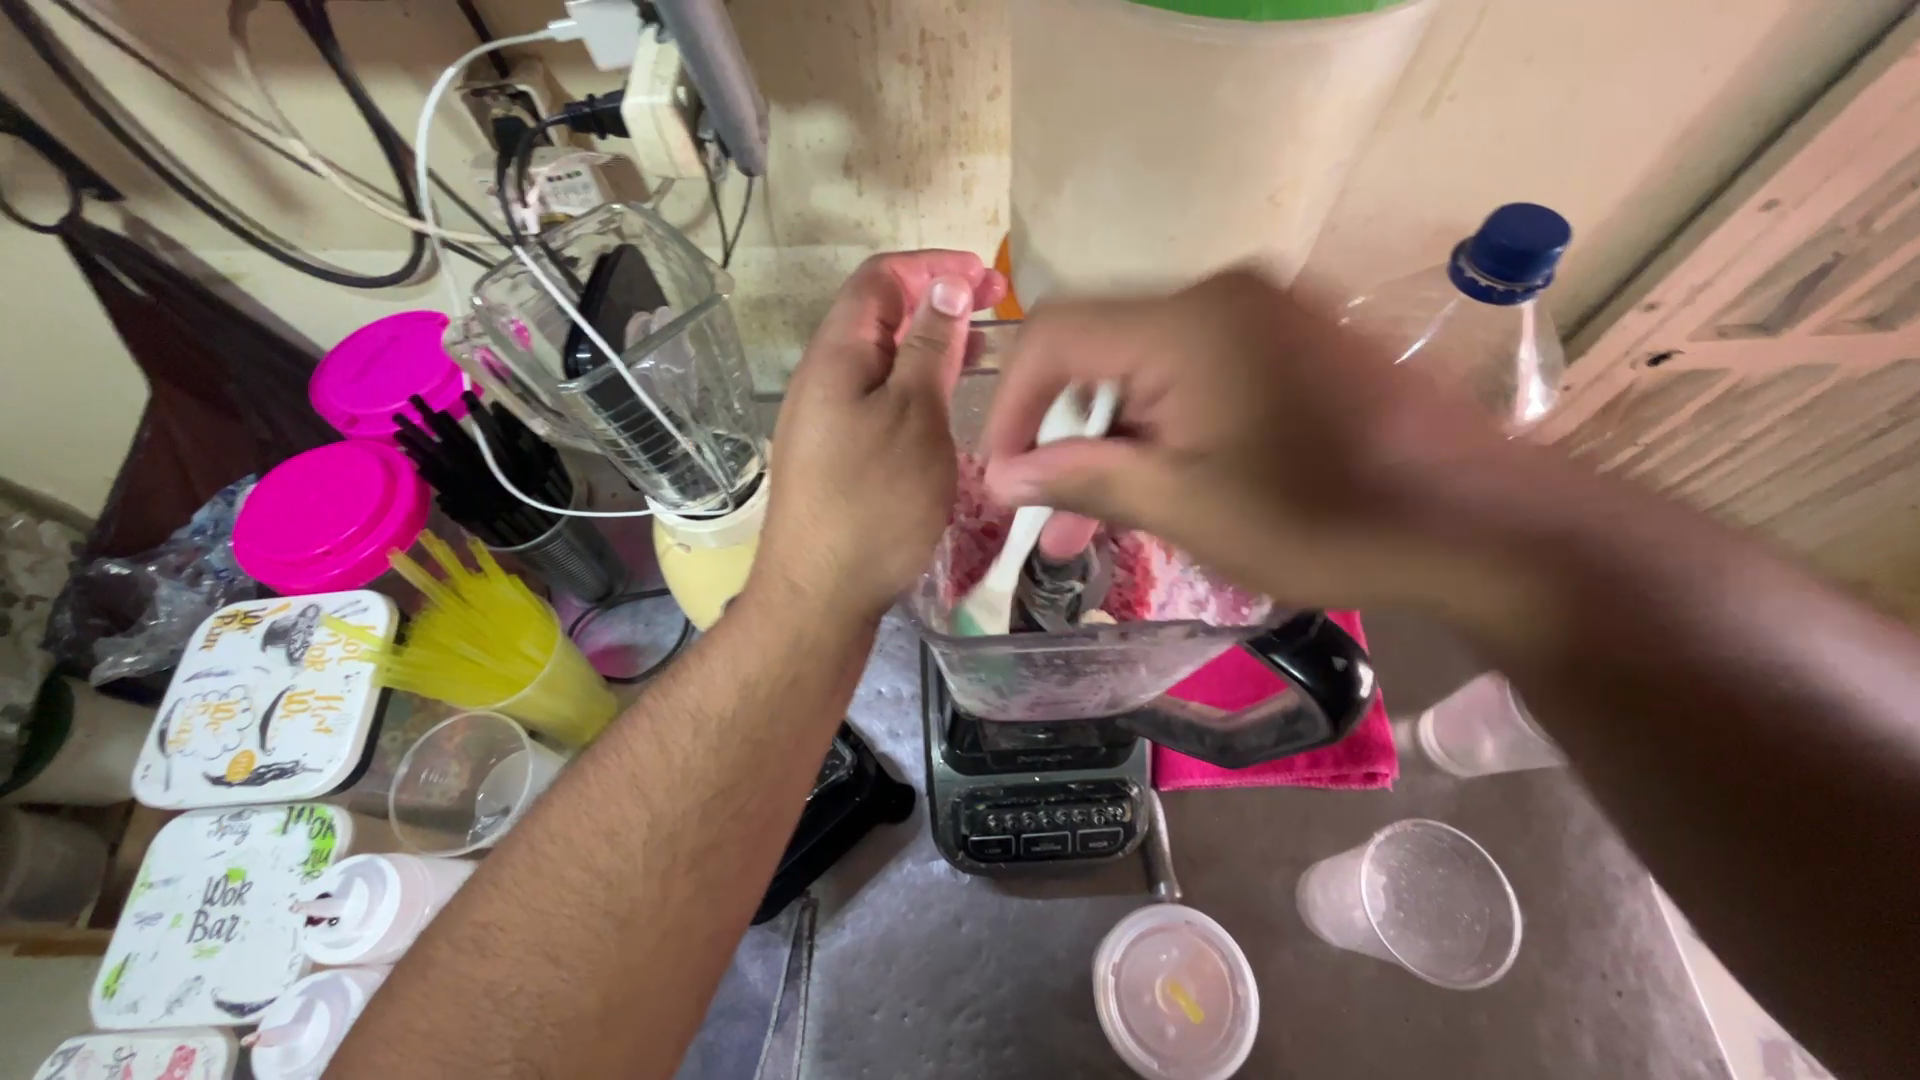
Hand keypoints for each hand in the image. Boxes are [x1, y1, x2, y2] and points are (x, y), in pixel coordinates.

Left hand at [751, 251, 1007, 621]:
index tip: (989, 280)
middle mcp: (823, 376)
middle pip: (879, 316)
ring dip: (929, 349)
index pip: (881, 277)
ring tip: (981, 360)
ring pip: (882, 361)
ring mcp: (825, 418)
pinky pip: (878, 400)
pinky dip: (915, 389)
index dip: (934, 266)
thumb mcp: (915, 417)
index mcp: (837, 353)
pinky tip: (945, 411)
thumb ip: (928, 347)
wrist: (819, 594)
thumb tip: (944, 286)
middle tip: (994, 317)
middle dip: (936, 304)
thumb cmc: (875, 502)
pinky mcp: (835, 454)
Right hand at [983, 270, 1509, 611]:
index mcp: (1187, 321)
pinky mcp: (1294, 340)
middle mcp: (1220, 295)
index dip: (1012, 406)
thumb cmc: (1319, 518)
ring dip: (1115, 441)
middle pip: (1101, 352)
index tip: (1003, 479)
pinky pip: (1198, 375)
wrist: (1475, 523)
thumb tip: (999, 474)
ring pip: (1148, 371)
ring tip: (1101, 522)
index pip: (1054, 333)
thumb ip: (1080, 477)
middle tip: (1051, 517)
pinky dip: (1165, 429)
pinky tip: (1167, 486)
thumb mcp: (1181, 506)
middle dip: (1065, 436)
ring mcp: (1264, 313)